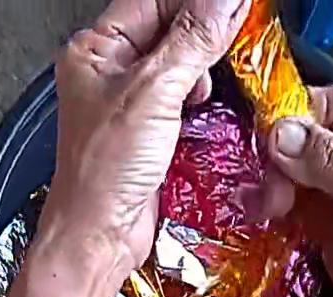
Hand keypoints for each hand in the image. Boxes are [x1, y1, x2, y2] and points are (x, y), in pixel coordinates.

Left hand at [44, 0, 249, 276]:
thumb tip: (225, 1)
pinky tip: (208, 111)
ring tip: (213, 86)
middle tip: (235, 38)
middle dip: (202, 37)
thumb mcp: (153, 92)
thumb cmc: (104, 172)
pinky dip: (199, 107)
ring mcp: (130, 112)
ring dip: (201, 75)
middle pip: (168, 34)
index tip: (235, 7)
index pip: (155, 1)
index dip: (197, 3)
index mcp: (97, 50)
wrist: (99, 237)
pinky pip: (180, 110)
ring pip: (177, 73)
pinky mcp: (148, 143)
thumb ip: (193, 41)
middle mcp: (111, 77)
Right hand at [263, 85, 332, 296]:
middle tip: (268, 185)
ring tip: (260, 206)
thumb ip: (330, 162)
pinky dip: (272, 205)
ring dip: (272, 183)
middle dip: (284, 158)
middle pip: (312, 138)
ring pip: (296, 170)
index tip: (271, 132)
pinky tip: (258, 211)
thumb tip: (281, 134)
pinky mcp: (323, 221)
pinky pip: (291, 202)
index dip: (305, 114)